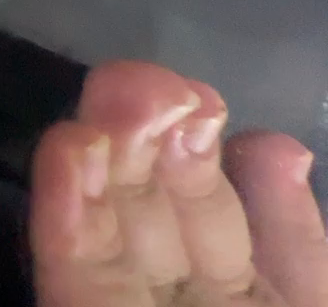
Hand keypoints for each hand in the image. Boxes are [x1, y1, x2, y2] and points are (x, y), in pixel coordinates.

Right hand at [31, 61, 327, 306]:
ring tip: (111, 91)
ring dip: (106, 152)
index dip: (257, 183)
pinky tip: (68, 144)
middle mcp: (199, 302)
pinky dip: (65, 202)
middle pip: (174, 216)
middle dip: (159, 144)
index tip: (239, 123)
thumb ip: (299, 247)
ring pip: (116, 222)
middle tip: (148, 80)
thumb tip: (275, 146)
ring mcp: (130, 301)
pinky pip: (72, 258)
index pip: (270, 244)